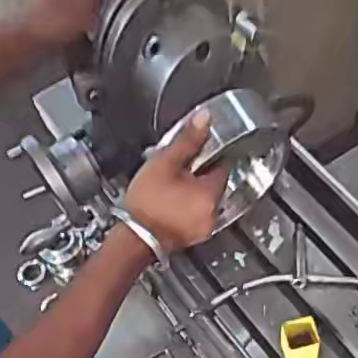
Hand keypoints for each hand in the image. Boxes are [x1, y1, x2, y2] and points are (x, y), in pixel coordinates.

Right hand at [122, 115, 228, 253]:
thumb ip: (188, 141)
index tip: (193, 156)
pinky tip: (172, 205)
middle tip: (177, 173)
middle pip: (215, 185)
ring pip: (206, 201)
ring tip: (172, 190)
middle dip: (200, 177)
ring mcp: (206, 227)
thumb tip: (204, 120)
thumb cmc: (147, 203)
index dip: (208, 157)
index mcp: (210, 193)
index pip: (222, 166)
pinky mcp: (196, 237)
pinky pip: (198, 216)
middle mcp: (214, 212)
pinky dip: (190, 209)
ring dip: (195, 193)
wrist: (135, 237)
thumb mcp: (165, 163)